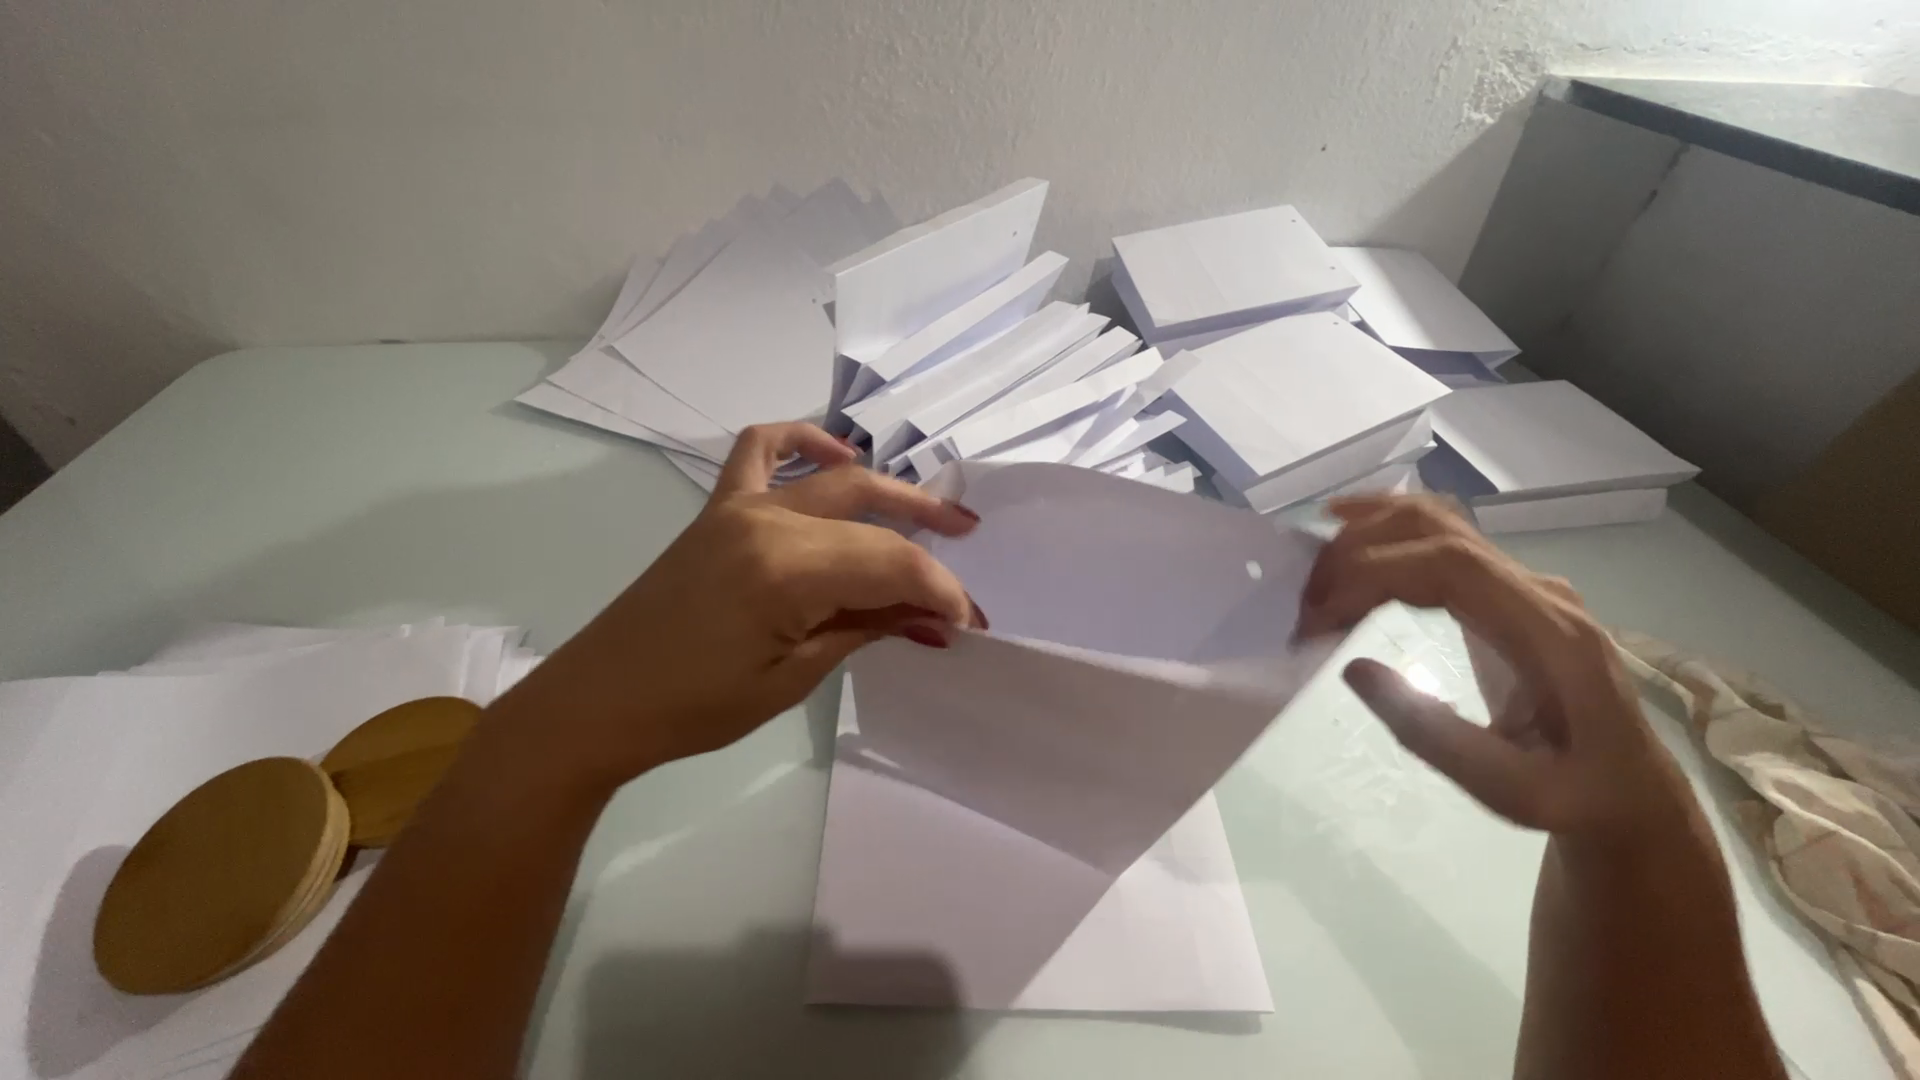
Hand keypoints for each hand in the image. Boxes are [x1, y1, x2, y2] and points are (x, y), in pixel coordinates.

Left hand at [496, 423, 983, 789]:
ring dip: (888, 490)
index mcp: (787, 571)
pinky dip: (803, 442)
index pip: (890, 565)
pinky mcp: (717, 508)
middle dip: (929, 535)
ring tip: (930, 512)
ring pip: (833, 481)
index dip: (939, 591)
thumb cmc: (697, 707)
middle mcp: (768, 522)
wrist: (602, 700)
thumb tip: (933, 618)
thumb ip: (867, 630)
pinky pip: (760, 450)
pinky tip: (835, 455)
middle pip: (871, 517)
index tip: (967, 621)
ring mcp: (738, 506)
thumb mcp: (795, 677)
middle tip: (971, 550)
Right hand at [1296, 496, 1689, 841]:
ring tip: (1315, 573)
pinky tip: (1346, 533)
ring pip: (1435, 520)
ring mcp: (1524, 583)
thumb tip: (1352, 666)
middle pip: (1435, 528)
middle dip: (1356, 552)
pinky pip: (1438, 536)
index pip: (1449, 566)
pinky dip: (1384, 529)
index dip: (1372, 576)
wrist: (1634, 796)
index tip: (1319, 621)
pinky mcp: (1505, 590)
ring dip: (1365, 533)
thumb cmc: (1576, 797)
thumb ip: (1433, 735)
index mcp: (1549, 633)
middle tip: (1307, 605)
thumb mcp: (1509, 791)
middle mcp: (1538, 591)